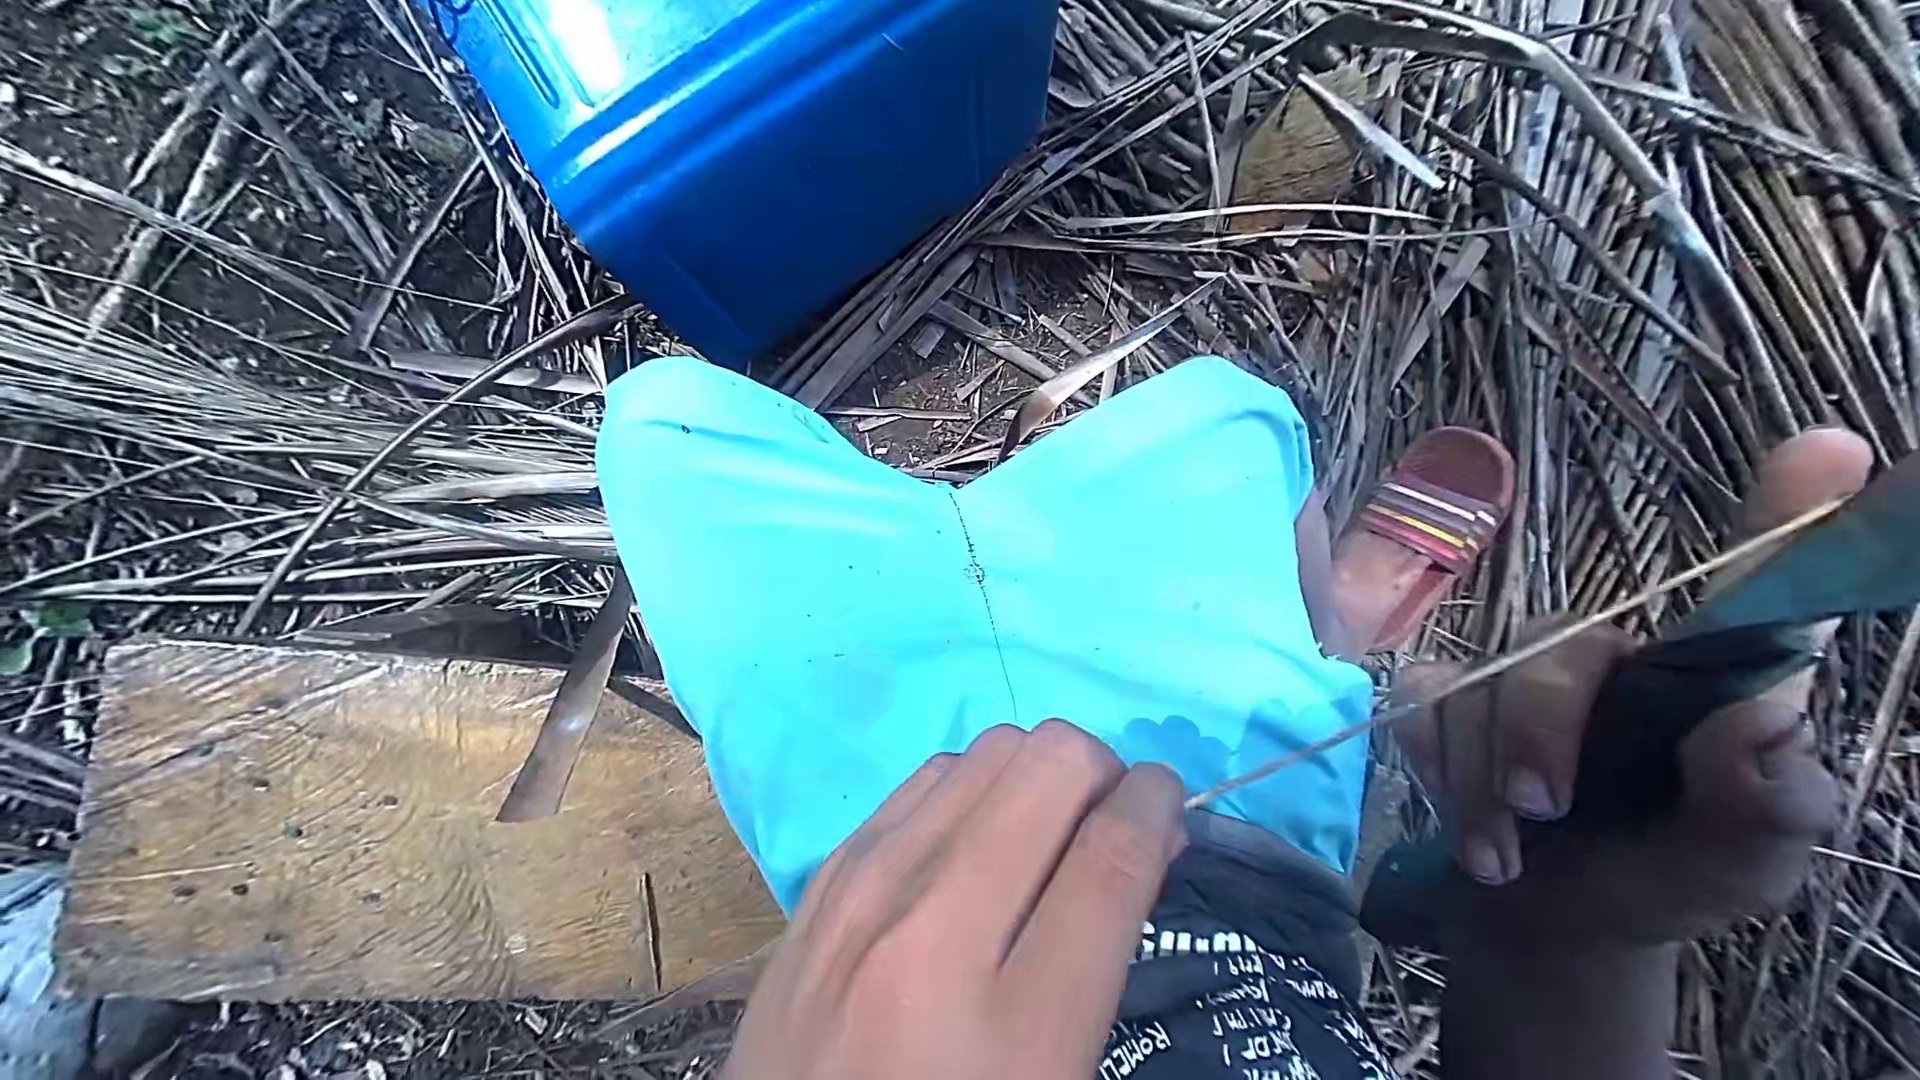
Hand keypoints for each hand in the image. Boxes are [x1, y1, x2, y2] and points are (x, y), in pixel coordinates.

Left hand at [721, 720, 1186, 1079]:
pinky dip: (979, 783)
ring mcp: (873, 881)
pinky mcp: (835, 863)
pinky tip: (978, 831)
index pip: (1112, 854)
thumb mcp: (1058, 1078)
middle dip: (1101, 770)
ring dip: (1040, 769)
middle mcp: (937, 928)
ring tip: (1044, 822)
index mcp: (1017, 1028)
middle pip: (1053, 765)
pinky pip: (935, 771)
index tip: (1165, 800)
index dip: (1157, 803)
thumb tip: (1140, 832)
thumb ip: (1108, 951)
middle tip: (1104, 815)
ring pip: (993, 747)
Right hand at [1397, 429, 1873, 945]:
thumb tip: (1763, 709)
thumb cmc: (1647, 882)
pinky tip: (1457, 811)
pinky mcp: (1439, 694)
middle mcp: (1598, 661)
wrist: (1533, 912)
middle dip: (1538, 733)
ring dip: (1479, 776)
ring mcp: (1506, 672)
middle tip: (1538, 809)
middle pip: (1559, 653)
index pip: (1742, 605)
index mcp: (1691, 689)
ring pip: (1477, 690)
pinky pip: (1422, 707)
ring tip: (1500, 853)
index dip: (1782, 526)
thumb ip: (1766, 803)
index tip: (1827, 447)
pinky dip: (1434, 764)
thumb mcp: (1730, 872)